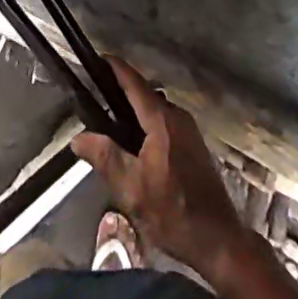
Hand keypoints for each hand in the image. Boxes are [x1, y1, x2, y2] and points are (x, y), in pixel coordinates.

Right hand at [71, 58, 248, 269]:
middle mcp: (178, 117)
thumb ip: (104, 157)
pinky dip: (145, 124)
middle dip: (120, 91)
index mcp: (162, 121)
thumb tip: (78, 137)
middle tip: (94, 96)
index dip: (115, 68)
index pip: (134, 83)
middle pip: (144, 94)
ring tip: (108, 121)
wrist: (219, 241)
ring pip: (154, 109)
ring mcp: (189, 131)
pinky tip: (132, 144)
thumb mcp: (131, 188)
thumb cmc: (173, 212)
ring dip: (133, 111)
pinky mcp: (193, 146)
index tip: (97, 58)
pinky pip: (164, 123)